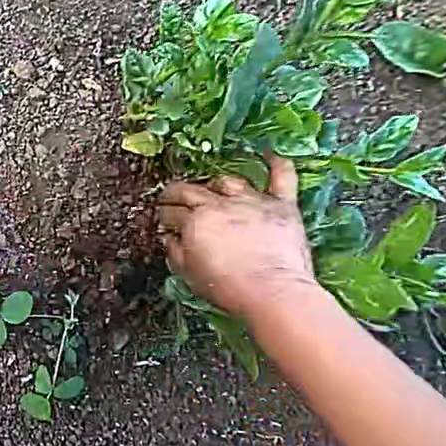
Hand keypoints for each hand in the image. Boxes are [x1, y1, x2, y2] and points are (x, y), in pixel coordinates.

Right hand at [156, 156, 316, 317]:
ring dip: (216, 183)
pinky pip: (281, 176)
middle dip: (176, 193)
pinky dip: (276, 163)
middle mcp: (220, 204)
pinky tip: (270, 153)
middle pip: (191, 191)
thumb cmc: (229, 288)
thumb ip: (176, 252)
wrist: (272, 292)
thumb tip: (169, 238)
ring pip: (228, 181)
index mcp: (195, 222)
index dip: (165, 215)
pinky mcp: (281, 205)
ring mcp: (252, 201)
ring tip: (211, 187)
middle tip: (171, 197)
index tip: (164, 219)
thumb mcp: (191, 275)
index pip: (172, 212)